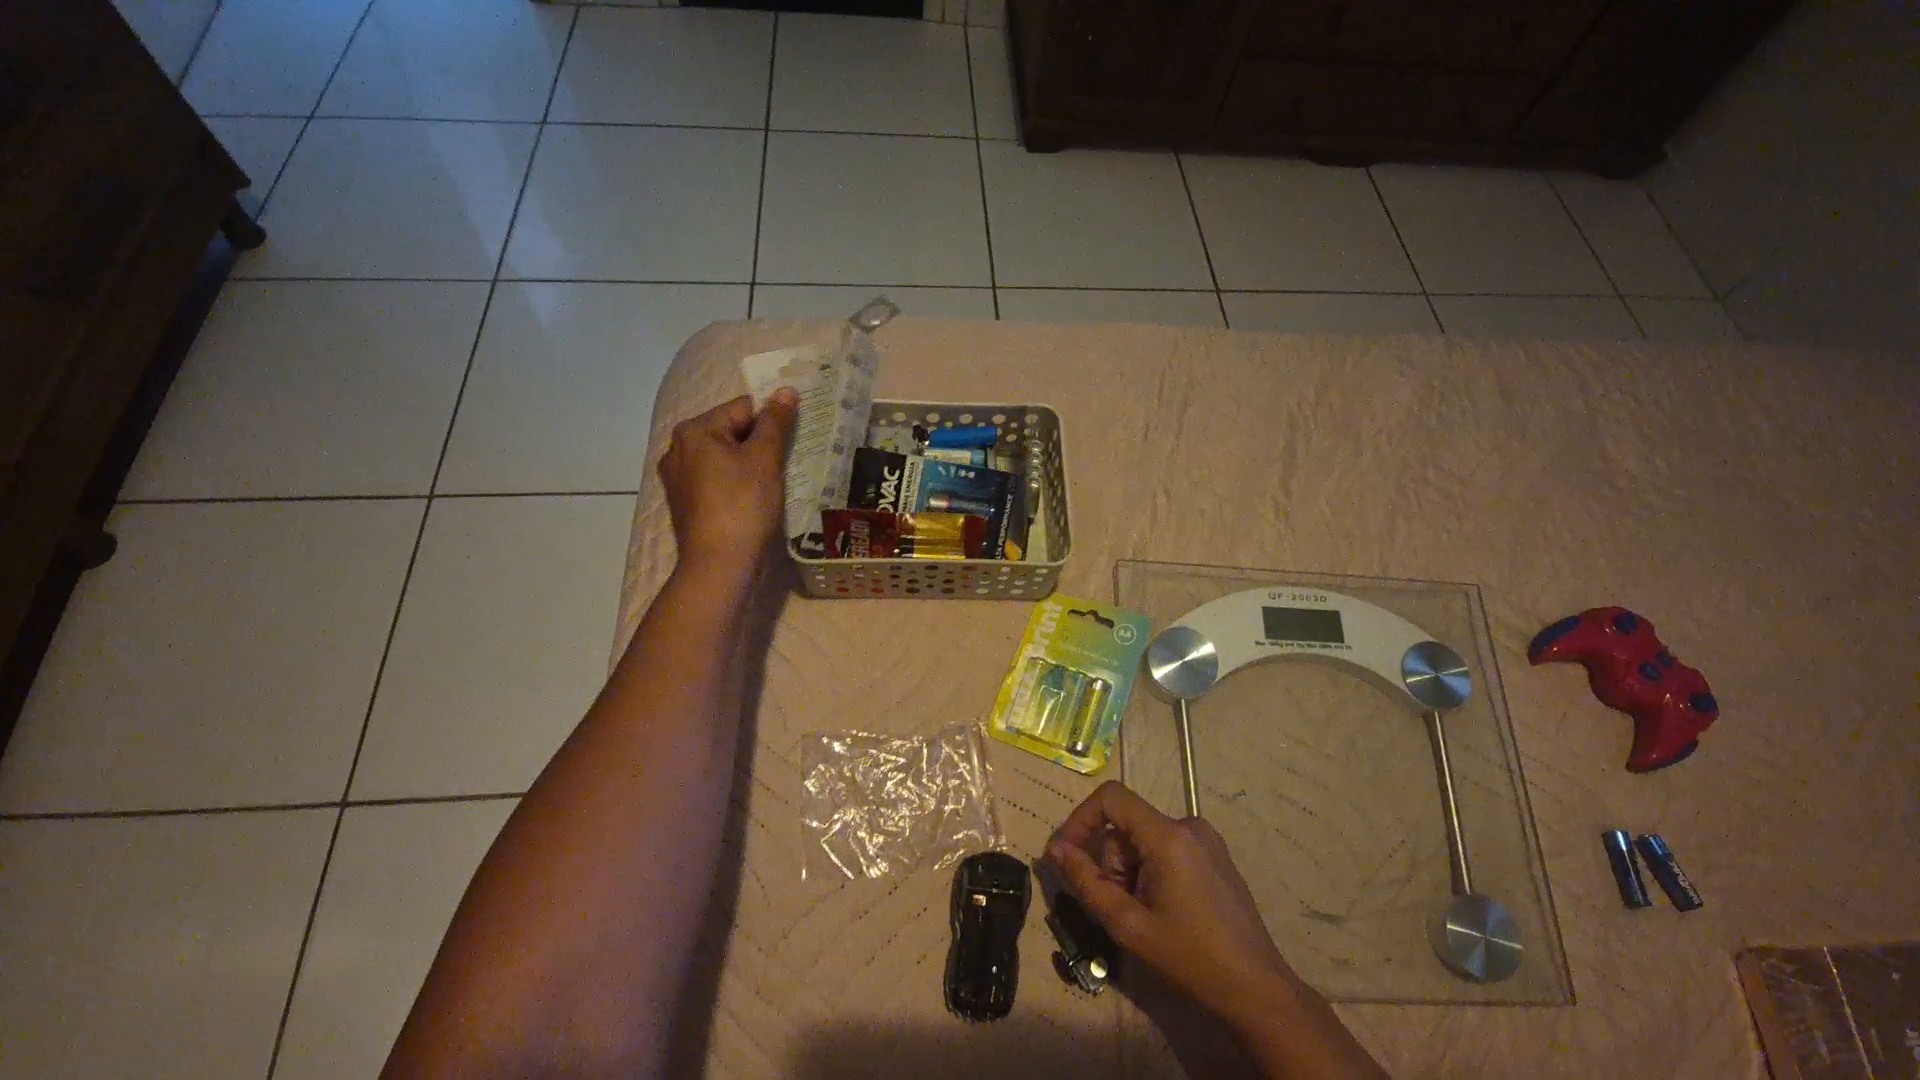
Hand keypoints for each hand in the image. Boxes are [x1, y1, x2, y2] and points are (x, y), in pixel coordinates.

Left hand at [657, 389, 796, 580]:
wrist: (720, 566)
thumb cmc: (743, 505)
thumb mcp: (765, 459)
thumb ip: (775, 422)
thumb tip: (785, 390)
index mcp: (694, 431)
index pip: (743, 408)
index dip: (773, 418)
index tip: (797, 434)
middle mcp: (678, 450)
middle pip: (731, 432)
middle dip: (761, 442)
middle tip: (791, 457)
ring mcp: (679, 480)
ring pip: (725, 459)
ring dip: (751, 465)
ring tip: (778, 479)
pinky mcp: (686, 505)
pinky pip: (717, 482)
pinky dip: (738, 484)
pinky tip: (757, 498)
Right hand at [1050, 781, 1390, 1079]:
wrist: (1255, 987)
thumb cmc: (1189, 957)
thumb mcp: (1127, 924)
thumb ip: (1086, 881)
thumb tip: (1056, 849)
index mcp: (1169, 836)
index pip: (1111, 797)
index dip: (1080, 819)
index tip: (1066, 854)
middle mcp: (1189, 826)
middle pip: (1127, 827)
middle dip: (1112, 863)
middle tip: (1119, 908)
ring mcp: (1207, 840)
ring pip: (1145, 841)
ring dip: (1132, 872)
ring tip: (1145, 916)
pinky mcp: (1216, 856)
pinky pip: (1168, 849)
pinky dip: (1153, 872)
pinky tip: (1165, 912)